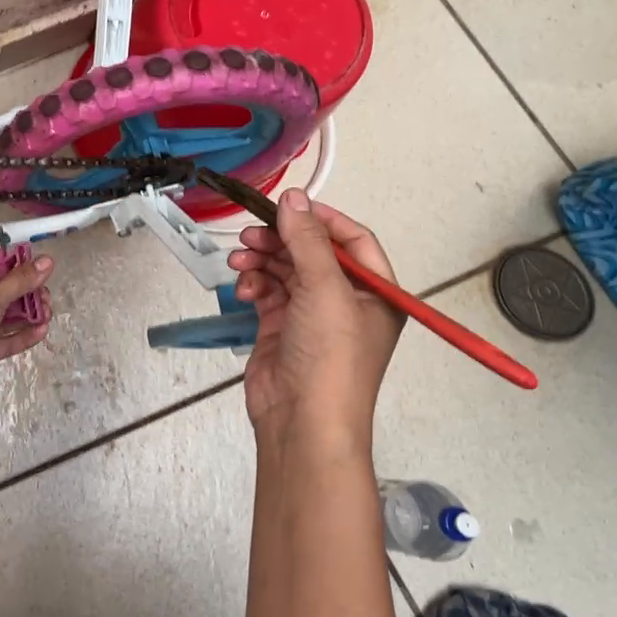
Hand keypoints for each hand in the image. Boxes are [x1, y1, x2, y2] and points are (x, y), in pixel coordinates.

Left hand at [0, 255, 54, 400]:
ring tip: (48, 313)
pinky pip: (4, 341)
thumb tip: (48, 260)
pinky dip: (22, 336)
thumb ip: (20, 281)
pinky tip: (42, 331)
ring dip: (26, 316)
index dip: (12, 269)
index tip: (37, 271)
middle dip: (25, 296)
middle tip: (46, 297)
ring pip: (3, 320)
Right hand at [225, 189, 401, 439]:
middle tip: (251, 234)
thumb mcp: (324, 290)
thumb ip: (307, 240)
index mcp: (376, 293)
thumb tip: (292, 196)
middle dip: (281, 240)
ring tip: (239, 258)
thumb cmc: (330, 356)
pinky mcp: (281, 328)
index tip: (286, 206)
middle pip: (311, 253)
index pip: (352, 240)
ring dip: (261, 259)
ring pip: (284, 270)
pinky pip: (267, 291)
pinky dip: (253, 283)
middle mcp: (346, 301)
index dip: (322, 219)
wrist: (302, 420)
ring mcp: (312, 316)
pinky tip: (244, 288)